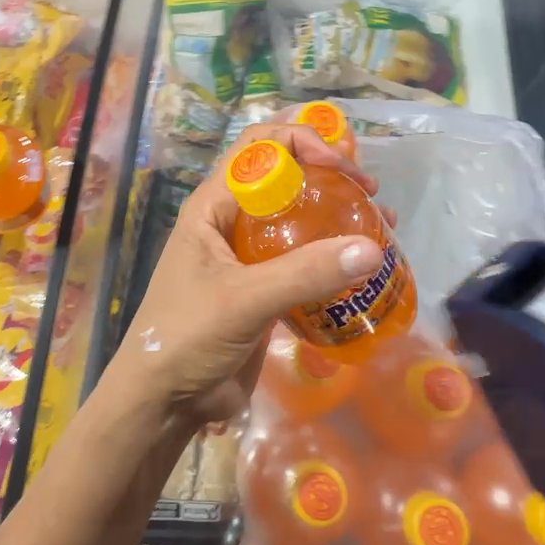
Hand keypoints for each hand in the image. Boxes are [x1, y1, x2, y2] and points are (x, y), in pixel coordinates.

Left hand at [103, 115, 393, 428]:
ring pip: (296, 220)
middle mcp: (230, 222)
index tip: (341, 167)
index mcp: (213, 207)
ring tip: (381, 224)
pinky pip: (302, 261)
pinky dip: (333, 258)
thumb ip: (305, 274)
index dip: (300, 143)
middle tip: (369, 194)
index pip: (257, 148)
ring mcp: (247, 257)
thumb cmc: (187, 337)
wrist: (163, 401)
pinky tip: (365, 268)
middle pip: (282, 178)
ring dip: (336, 216)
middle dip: (327, 177)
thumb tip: (372, 249)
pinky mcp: (262, 290)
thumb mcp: (244, 300)